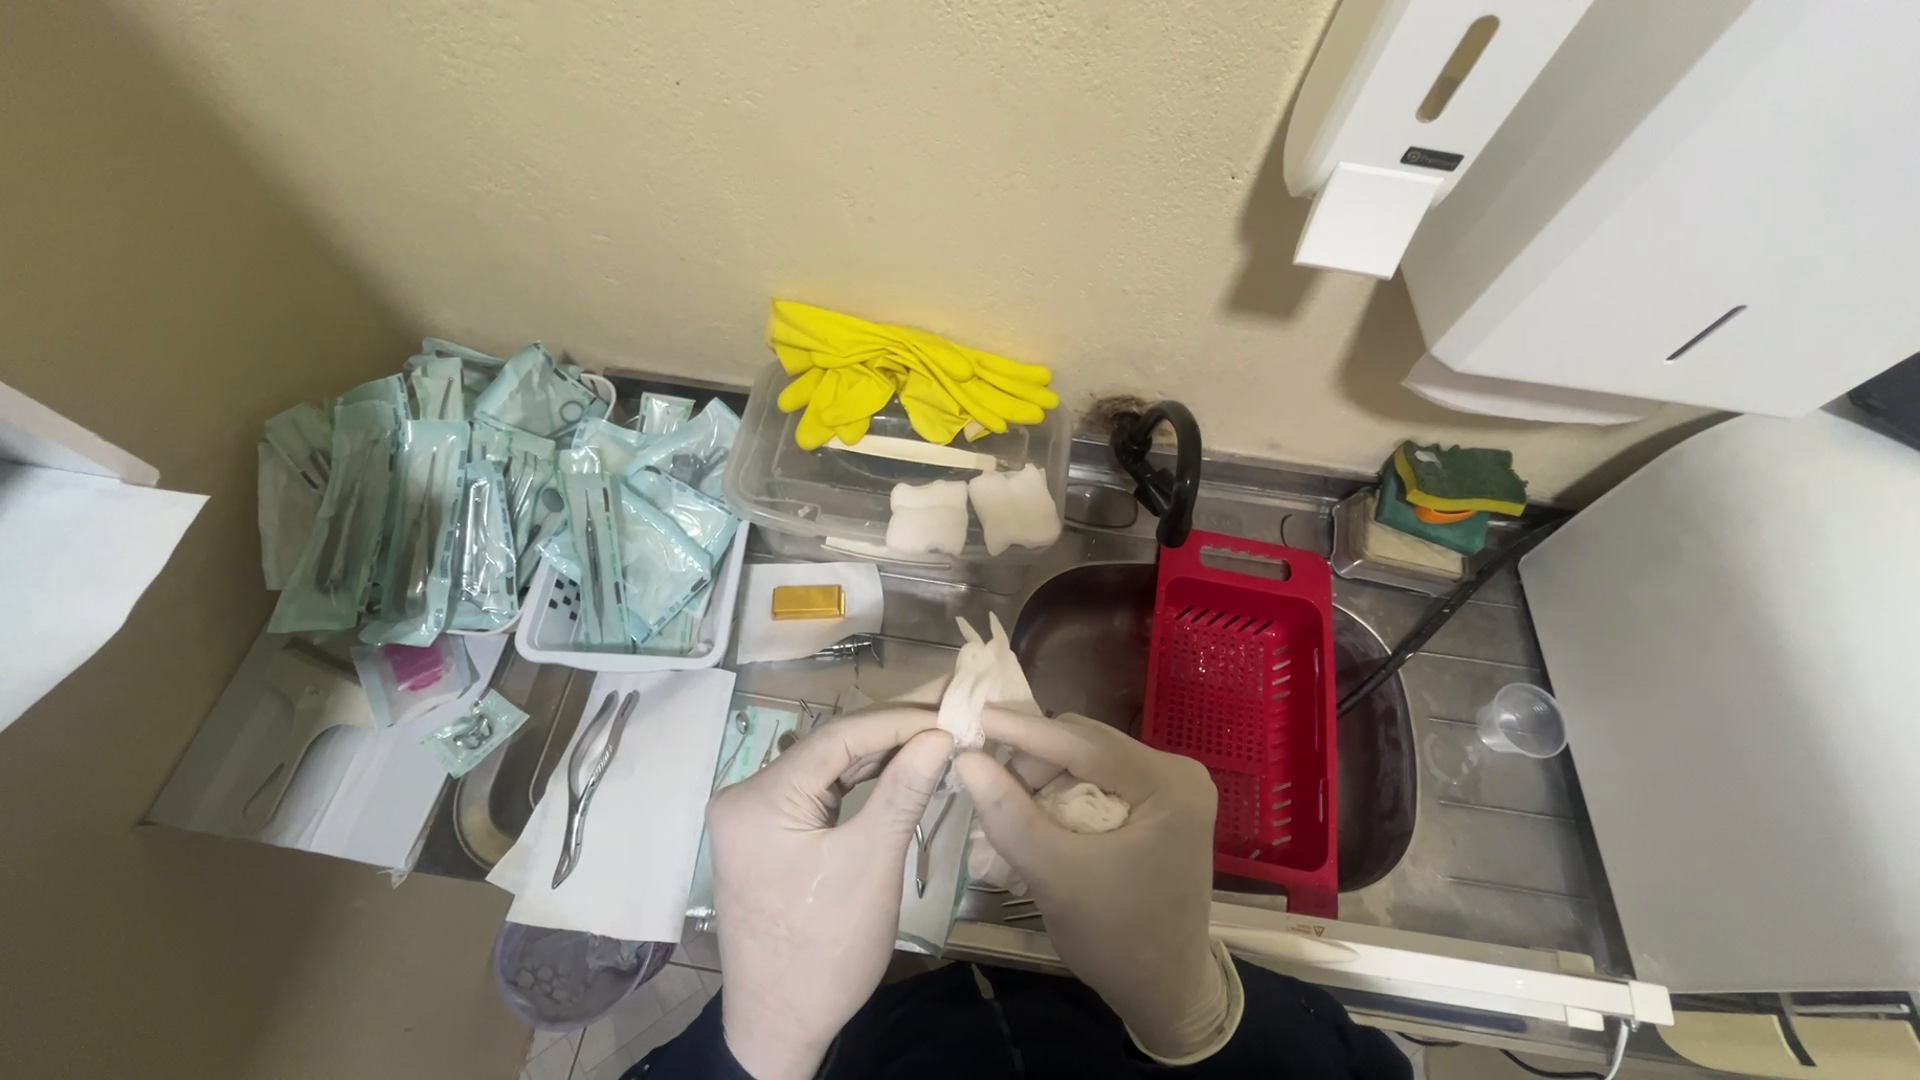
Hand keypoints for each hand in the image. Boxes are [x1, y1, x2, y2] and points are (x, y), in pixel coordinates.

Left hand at [707, 705, 953, 1079]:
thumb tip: (942, 734)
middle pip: (832, 747)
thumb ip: (904, 791)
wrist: (782, 1028)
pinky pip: (824, 791)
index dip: (899, 721)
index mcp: (758, 800)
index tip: (950, 710)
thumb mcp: (871, 865)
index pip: (838, 739)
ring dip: (884, 749)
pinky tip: (904, 760)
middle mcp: (747, 795)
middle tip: (948, 699)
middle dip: (894, 727)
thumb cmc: (826, 951)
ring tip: (936, 723)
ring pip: (830, 766)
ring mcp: (758, 814)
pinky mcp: (773, 831)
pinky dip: (865, 778)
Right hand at [955, 709, 1238, 1061]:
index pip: (1086, 743)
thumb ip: (1009, 815)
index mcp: (1169, 785)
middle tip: (989, 780)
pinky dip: (1063, 787)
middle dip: (1034, 758)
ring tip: (1009, 800)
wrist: (1165, 991)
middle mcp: (1177, 773)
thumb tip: (966, 759)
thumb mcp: (1054, 875)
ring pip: (1089, 756)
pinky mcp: (1159, 802)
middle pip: (1087, 742)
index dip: (1027, 730)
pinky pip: (1099, 775)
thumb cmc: (1116, 938)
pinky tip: (1037, 809)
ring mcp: (1171, 786)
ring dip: (1045, 773)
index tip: (978, 714)